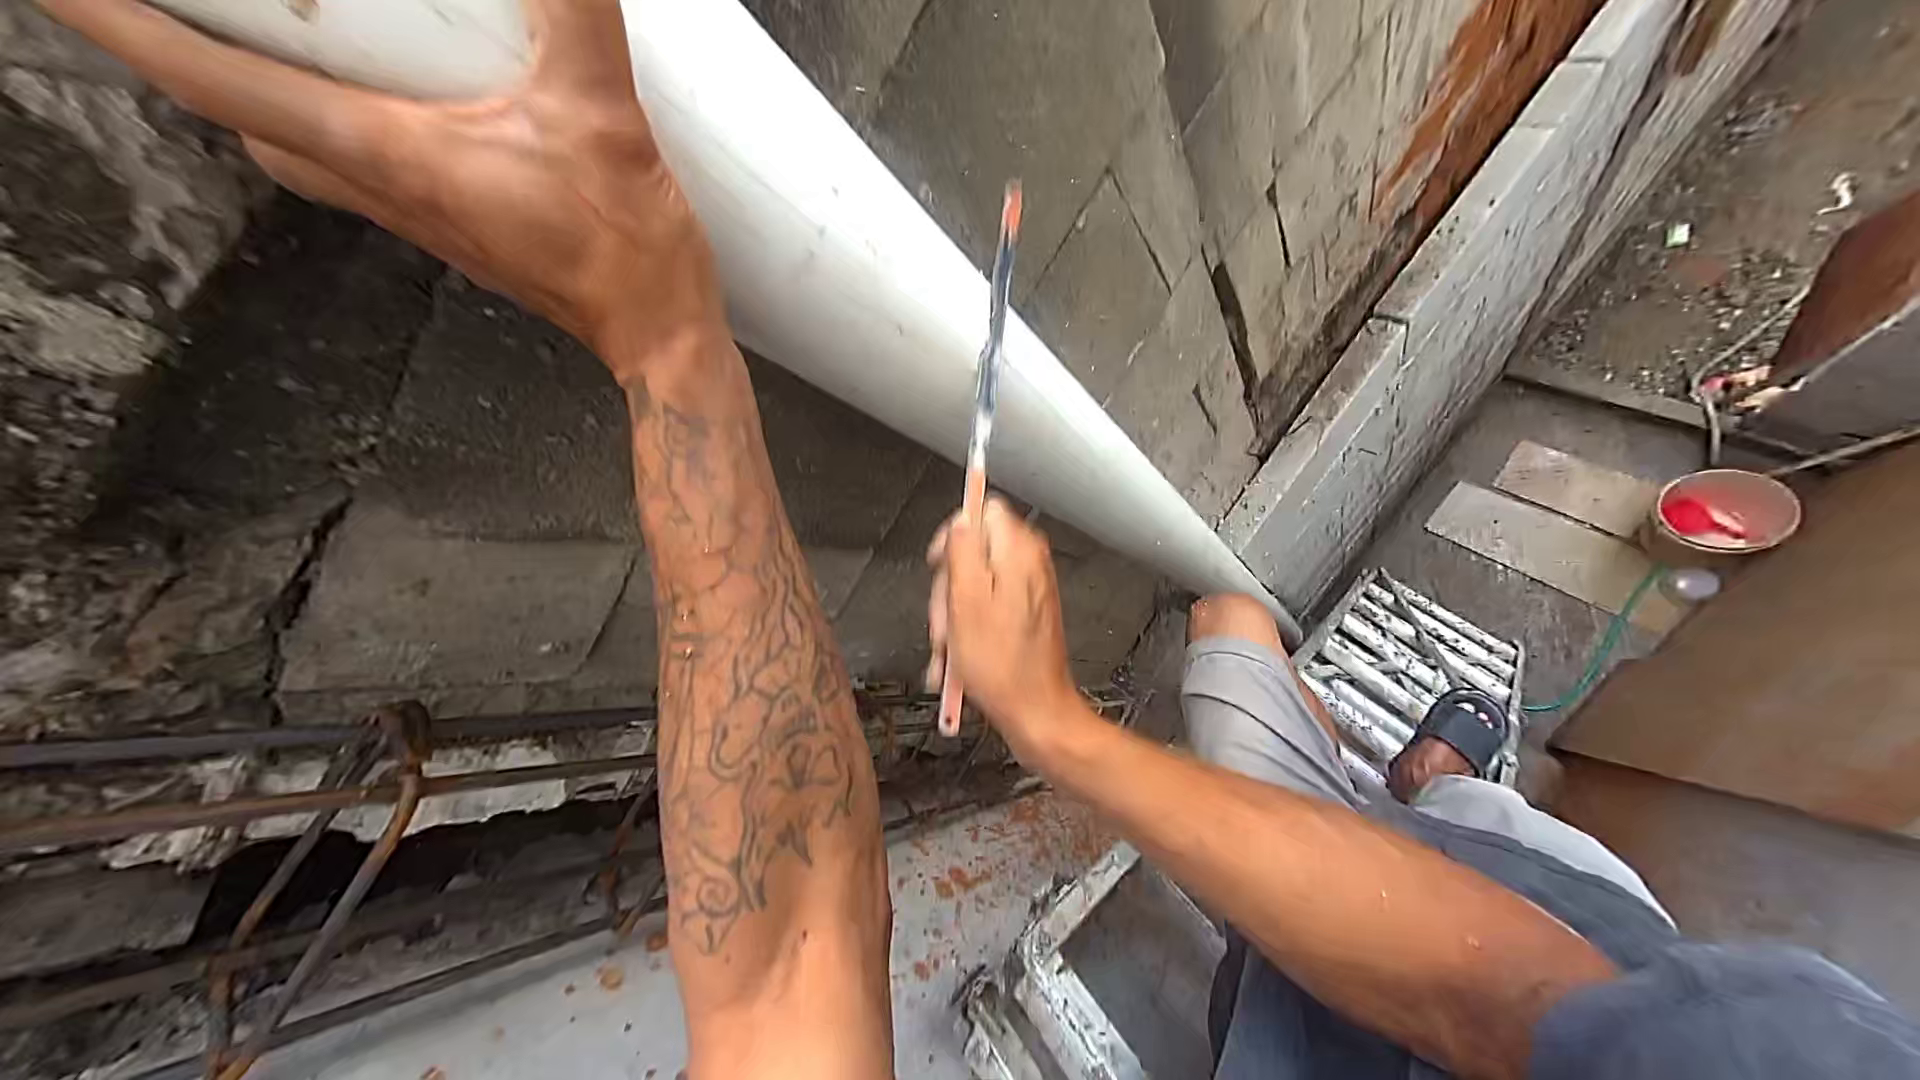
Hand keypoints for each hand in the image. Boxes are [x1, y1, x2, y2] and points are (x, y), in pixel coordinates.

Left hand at [39, 0, 722, 380]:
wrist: (664, 333)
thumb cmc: (630, 253)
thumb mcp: (604, 120)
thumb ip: (578, 15)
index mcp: (399, 159)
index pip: (210, 81)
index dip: (108, 15)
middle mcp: (399, 197)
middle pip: (252, 129)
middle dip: (199, 64)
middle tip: (203, 5)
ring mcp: (438, 228)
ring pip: (315, 162)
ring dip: (285, 104)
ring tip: (302, 46)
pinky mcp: (477, 241)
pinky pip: (385, 184)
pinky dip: (365, 138)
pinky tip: (419, 114)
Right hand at [927, 497, 1082, 752]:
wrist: (1035, 712)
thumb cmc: (1003, 667)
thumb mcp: (966, 601)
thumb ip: (962, 550)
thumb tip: (960, 519)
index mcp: (1019, 552)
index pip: (981, 510)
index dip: (953, 536)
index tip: (940, 565)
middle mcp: (1029, 564)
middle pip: (973, 549)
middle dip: (949, 584)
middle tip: (946, 618)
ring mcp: (1028, 588)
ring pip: (973, 581)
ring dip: (953, 613)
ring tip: (951, 645)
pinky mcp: (1024, 611)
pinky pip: (985, 604)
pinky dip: (967, 626)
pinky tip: (959, 654)